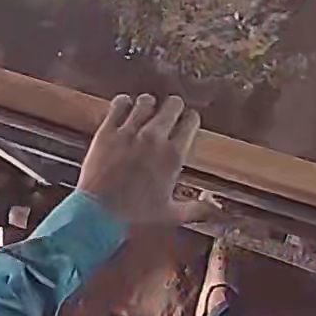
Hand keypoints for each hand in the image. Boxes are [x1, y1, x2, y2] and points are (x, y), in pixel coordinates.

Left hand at [76, 94, 201, 226]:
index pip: (191, 121)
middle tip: (170, 113)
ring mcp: (129, 132)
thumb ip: (197, 209)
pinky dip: (124, 104)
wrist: (98, 213)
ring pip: (146, 101)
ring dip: (148, 105)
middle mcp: (154, 138)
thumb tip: (217, 211)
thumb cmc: (135, 215)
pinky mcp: (107, 131)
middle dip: (173, 107)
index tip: (187, 122)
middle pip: (172, 105)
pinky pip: (119, 104)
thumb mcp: (171, 214)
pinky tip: (125, 109)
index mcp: (173, 155)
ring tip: (146, 111)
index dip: (190, 119)